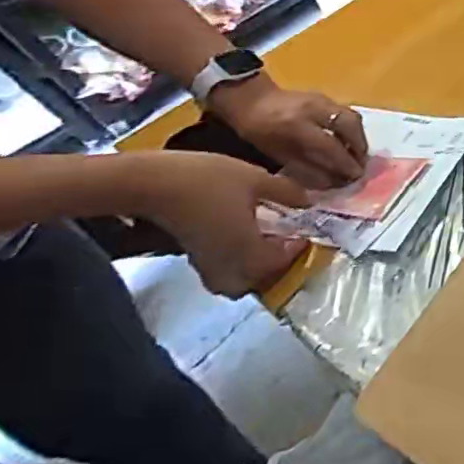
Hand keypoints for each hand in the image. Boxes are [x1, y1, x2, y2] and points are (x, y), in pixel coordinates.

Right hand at [126, 152, 311, 295]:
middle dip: (276, 267)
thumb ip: (286, 192)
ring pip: (237, 283)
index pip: (278, 263)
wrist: (156, 184)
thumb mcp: (257, 179)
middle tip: (288, 241)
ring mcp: (206, 266)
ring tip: (269, 243)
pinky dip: (239, 265)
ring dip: (256, 270)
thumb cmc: (210, 180)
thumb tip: (308, 201)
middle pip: (257, 282)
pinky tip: (246, 240)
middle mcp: (227, 266)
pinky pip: (222, 275)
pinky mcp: (193, 259)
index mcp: (246, 250)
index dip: (295, 250)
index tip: (305, 232)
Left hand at [208, 75, 367, 188]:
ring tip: (358, 154)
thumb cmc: (258, 131)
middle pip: (350, 125)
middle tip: (361, 164)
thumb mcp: (276, 153)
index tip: (355, 176)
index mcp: (297, 125)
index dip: (345, 162)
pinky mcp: (327, 97)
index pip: (330, 145)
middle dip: (360, 146)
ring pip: (353, 116)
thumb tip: (331, 181)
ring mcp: (324, 99)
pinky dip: (352, 128)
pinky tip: (348, 141)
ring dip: (359, 136)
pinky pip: (347, 113)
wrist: (253, 99)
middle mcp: (315, 109)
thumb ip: (305, 166)